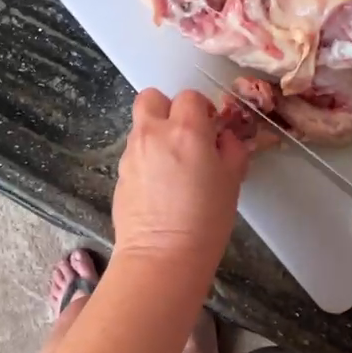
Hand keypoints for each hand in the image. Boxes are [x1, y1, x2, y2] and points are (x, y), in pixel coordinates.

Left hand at [110, 89, 249, 268]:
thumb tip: (223, 138)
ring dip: (155, 133)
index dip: (202, 109)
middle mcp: (154, 133)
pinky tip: (159, 186)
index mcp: (186, 130)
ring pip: (141, 125)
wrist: (162, 256)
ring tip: (172, 166)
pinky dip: (146, 158)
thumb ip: (231, 149)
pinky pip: (134, 152)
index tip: (210, 129)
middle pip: (152, 97)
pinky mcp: (119, 172)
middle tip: (183, 134)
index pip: (190, 96)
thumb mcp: (232, 181)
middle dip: (167, 108)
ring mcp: (132, 152)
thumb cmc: (206, 219)